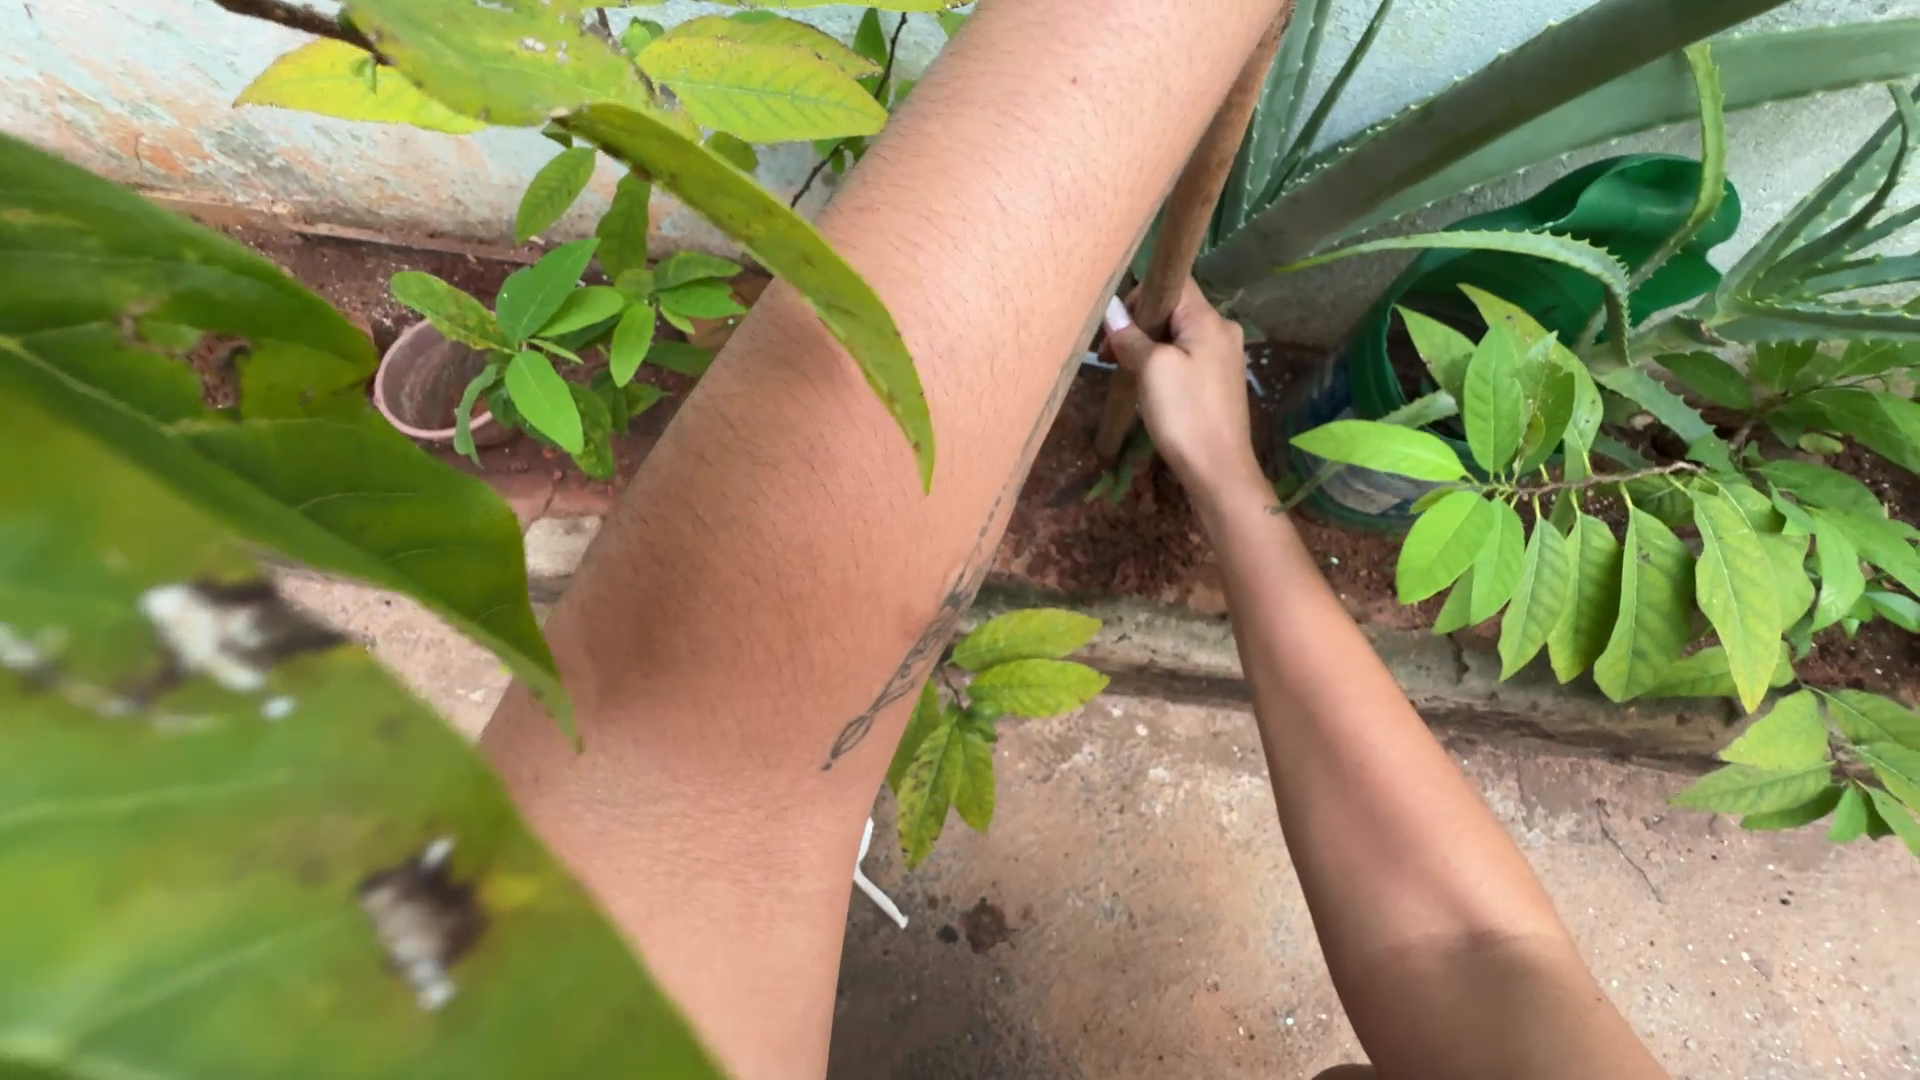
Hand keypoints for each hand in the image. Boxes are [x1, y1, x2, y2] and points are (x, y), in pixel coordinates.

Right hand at [1103, 279, 1262, 505]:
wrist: (1217, 468)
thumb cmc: (1185, 413)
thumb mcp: (1151, 369)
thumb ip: (1132, 337)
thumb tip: (1113, 311)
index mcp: (1209, 320)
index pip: (1173, 283)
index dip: (1140, 296)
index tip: (1117, 326)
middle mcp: (1222, 331)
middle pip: (1173, 311)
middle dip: (1139, 327)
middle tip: (1112, 356)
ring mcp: (1223, 358)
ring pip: (1177, 338)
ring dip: (1148, 349)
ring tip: (1127, 374)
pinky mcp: (1218, 382)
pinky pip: (1185, 360)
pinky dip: (1163, 366)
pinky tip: (1150, 389)